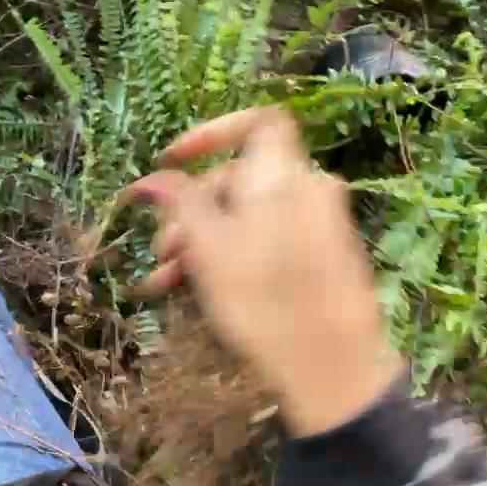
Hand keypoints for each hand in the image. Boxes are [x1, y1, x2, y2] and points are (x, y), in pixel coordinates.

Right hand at [126, 107, 402, 435]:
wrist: (332, 363)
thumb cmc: (263, 300)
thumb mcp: (208, 248)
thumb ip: (180, 203)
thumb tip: (154, 176)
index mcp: (282, 177)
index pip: (256, 122)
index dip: (210, 133)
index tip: (171, 162)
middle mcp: (305, 190)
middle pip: (237, 177)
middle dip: (189, 208)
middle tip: (159, 249)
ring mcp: (314, 224)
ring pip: (244, 214)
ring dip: (199, 239)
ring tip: (166, 281)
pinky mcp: (317, 255)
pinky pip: (263, 237)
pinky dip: (227, 253)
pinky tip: (195, 288)